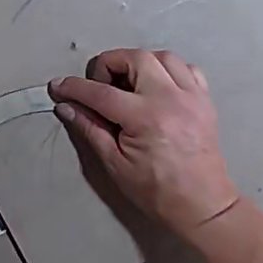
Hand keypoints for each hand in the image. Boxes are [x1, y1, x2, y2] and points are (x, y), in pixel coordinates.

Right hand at [49, 49, 239, 237]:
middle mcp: (170, 98)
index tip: (58, 87)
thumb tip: (66, 107)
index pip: (101, 93)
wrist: (202, 206)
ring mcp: (192, 96)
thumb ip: (91, 129)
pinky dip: (168, 70)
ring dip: (139, 63)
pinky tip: (157, 86)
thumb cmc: (156, 191)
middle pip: (134, 58)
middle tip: (99, 85)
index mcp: (145, 117)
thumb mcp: (115, 164)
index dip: (75, 88)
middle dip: (109, 64)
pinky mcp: (204, 100)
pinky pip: (187, 69)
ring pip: (162, 57)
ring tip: (128, 84)